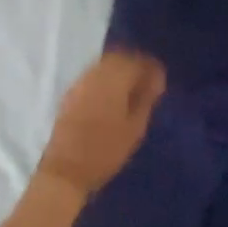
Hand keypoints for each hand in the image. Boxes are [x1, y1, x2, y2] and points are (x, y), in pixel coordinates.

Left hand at [37, 50, 165, 198]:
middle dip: (135, 65)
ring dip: (119, 72)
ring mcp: (79, 83)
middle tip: (148, 82)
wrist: (66, 169)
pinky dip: (106, 80)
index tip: (161, 79)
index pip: (136, 60)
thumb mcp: (134, 128)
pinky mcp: (70, 95)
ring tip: (132, 91)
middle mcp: (94, 75)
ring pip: (103, 65)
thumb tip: (155, 79)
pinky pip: (93, 76)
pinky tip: (113, 97)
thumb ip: (145, 99)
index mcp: (112, 80)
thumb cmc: (106, 151)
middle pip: (117, 57)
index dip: (151, 66)